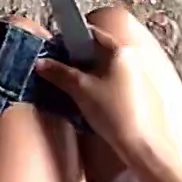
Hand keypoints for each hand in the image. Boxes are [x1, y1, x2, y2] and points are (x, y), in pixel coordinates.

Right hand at [35, 23, 180, 175]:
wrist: (141, 148)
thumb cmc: (114, 113)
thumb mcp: (80, 90)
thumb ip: (59, 73)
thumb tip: (40, 63)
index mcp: (120, 51)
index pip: (91, 33)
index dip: (70, 39)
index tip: (55, 49)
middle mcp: (131, 59)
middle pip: (97, 50)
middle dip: (77, 59)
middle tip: (59, 70)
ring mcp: (137, 77)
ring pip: (104, 67)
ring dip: (87, 74)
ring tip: (70, 86)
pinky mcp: (138, 94)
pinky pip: (113, 81)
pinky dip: (98, 85)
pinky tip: (88, 100)